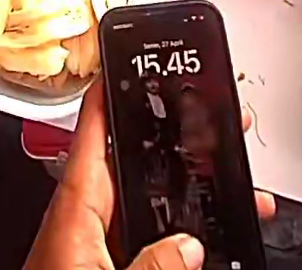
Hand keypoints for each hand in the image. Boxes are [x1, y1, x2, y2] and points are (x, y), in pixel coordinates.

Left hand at [25, 82, 275, 269]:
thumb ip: (148, 267)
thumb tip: (188, 245)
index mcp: (75, 204)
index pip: (93, 124)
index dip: (112, 83)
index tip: (132, 53)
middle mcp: (85, 213)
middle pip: (132, 156)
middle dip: (173, 136)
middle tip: (211, 114)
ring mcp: (97, 238)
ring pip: (147, 197)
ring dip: (184, 185)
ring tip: (226, 175)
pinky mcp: (107, 260)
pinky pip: (146, 230)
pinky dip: (176, 224)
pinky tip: (205, 232)